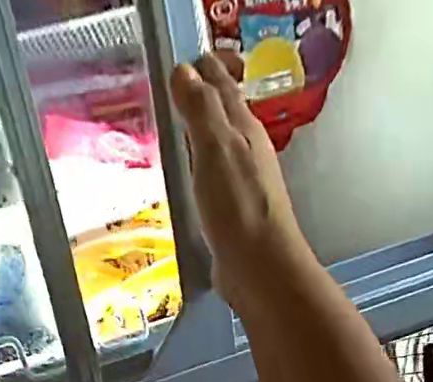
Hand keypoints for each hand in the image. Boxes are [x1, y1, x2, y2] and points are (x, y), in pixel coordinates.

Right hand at [168, 53, 317, 299]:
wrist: (258, 268)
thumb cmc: (237, 207)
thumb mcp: (215, 150)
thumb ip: (200, 110)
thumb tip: (184, 70)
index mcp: (242, 128)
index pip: (221, 84)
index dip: (202, 68)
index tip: (180, 61)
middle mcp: (245, 150)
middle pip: (222, 113)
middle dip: (201, 96)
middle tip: (173, 89)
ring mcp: (240, 183)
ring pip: (217, 147)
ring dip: (199, 134)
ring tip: (174, 128)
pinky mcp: (231, 213)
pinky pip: (212, 179)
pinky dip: (198, 169)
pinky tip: (185, 178)